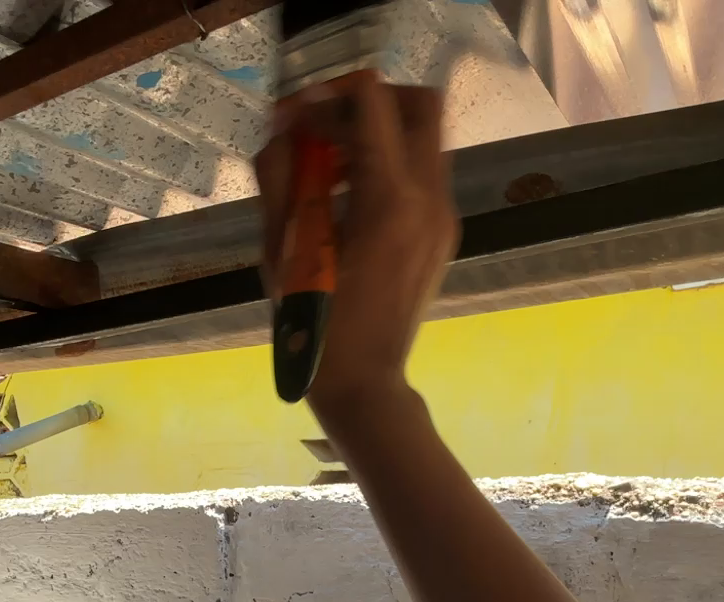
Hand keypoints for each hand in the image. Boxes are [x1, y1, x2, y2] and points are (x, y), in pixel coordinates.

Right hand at [254, 76, 457, 421]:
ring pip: (425, 137)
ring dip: (380, 135)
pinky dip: (391, 167)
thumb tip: (283, 134)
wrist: (364, 382)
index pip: (370, 101)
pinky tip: (353, 201)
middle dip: (367, 103)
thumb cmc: (316, 327)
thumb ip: (279, 179)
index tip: (292, 122)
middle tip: (324, 130)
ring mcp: (444, 218)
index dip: (324, 98)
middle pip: (417, 103)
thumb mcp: (282, 252)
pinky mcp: (444, 235)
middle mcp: (429, 199)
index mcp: (388, 200)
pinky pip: (425, 175)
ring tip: (333, 169)